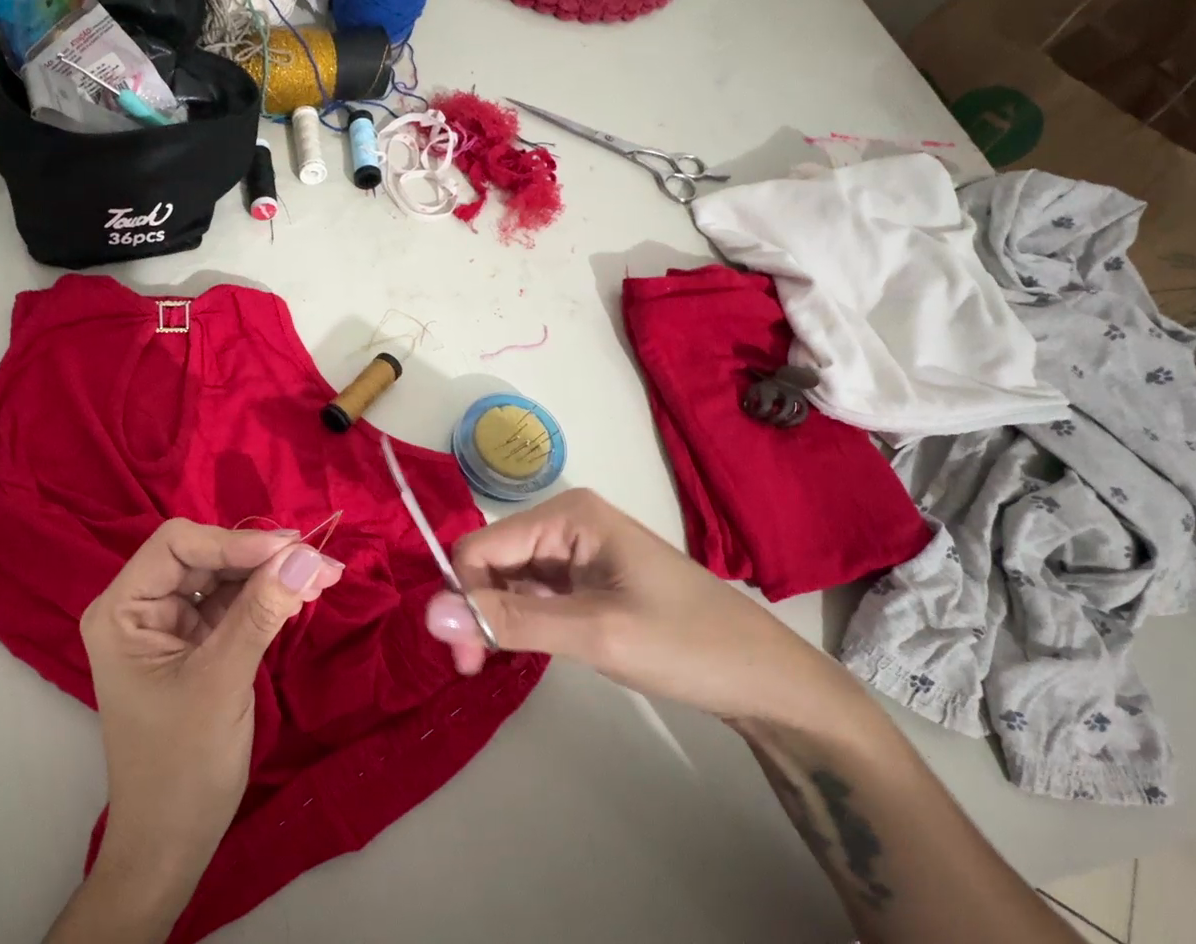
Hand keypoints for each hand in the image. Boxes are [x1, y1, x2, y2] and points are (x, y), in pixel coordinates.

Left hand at [70, 520, 344, 928]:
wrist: (171, 840)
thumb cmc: (182, 766)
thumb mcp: (222, 682)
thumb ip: (261, 614)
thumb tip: (305, 556)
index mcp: (122, 611)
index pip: (176, 545)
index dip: (234, 540)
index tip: (292, 549)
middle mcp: (140, 609)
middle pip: (203, 557)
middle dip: (261, 557)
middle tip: (321, 562)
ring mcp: (168, 628)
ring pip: (223, 580)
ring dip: (271, 576)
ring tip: (324, 575)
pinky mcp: (195, 646)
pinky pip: (232, 608)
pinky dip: (266, 600)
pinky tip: (300, 595)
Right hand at [423, 489, 864, 730]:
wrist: (766, 681)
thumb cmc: (688, 646)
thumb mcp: (595, 634)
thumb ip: (511, 620)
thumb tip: (428, 612)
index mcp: (568, 515)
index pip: (479, 547)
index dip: (462, 597)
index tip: (466, 657)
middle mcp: (566, 522)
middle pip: (489, 561)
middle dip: (477, 609)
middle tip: (477, 666)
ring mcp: (577, 551)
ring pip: (506, 579)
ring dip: (496, 617)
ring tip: (503, 660)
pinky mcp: (585, 579)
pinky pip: (531, 593)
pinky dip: (519, 620)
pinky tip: (530, 646)